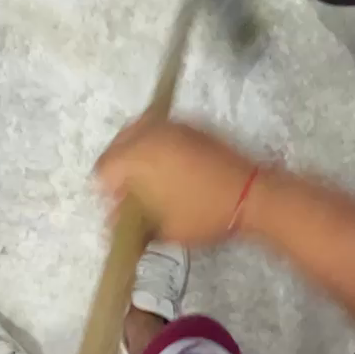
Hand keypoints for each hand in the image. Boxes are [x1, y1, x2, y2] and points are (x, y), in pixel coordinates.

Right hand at [94, 119, 264, 245]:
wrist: (251, 194)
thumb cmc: (204, 214)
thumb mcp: (163, 228)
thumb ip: (131, 224)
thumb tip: (113, 221)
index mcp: (139, 156)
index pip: (103, 169)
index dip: (106, 192)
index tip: (117, 208)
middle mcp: (151, 132)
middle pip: (115, 146)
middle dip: (116, 170)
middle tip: (127, 194)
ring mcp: (172, 125)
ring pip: (135, 132)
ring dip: (131, 154)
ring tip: (143, 179)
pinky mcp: (189, 126)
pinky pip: (157, 129)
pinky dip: (151, 144)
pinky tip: (162, 167)